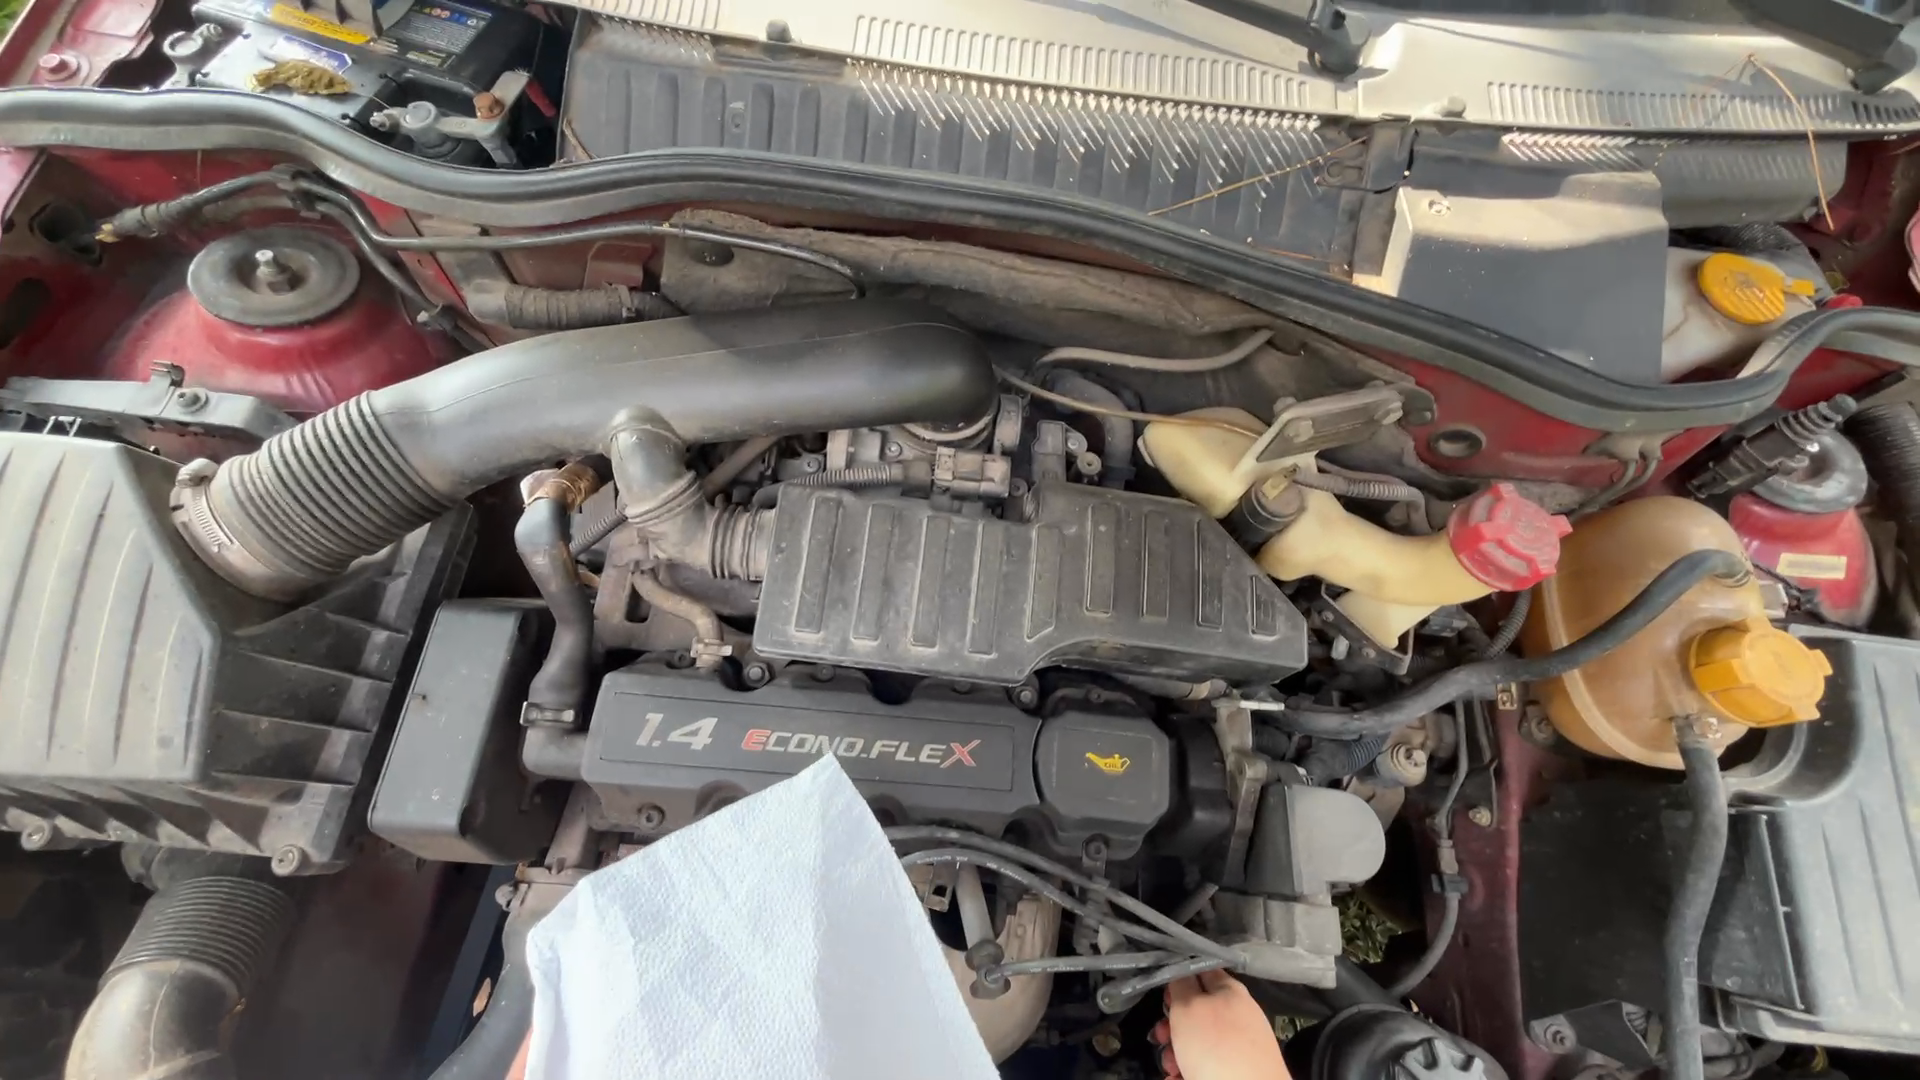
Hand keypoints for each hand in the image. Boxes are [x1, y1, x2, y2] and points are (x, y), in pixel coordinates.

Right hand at [1149, 970, 1291, 1079]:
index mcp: (1229, 991)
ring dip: (1176, 1052)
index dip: (1176, 976)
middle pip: (1194, 1010)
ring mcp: (1238, 1047)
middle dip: (1171, 1024)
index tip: (1162, 991)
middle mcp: (1236, 1015)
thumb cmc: (1218, 1049)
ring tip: (1169, 1067)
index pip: (1199, 969)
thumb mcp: (1189, 1007)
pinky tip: (1177, 1079)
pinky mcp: (1236, 1073)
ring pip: (1197, 1041)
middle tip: (1160, 1036)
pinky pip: (1206, 1065)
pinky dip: (1188, 1070)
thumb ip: (1180, 983)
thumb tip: (1179, 969)